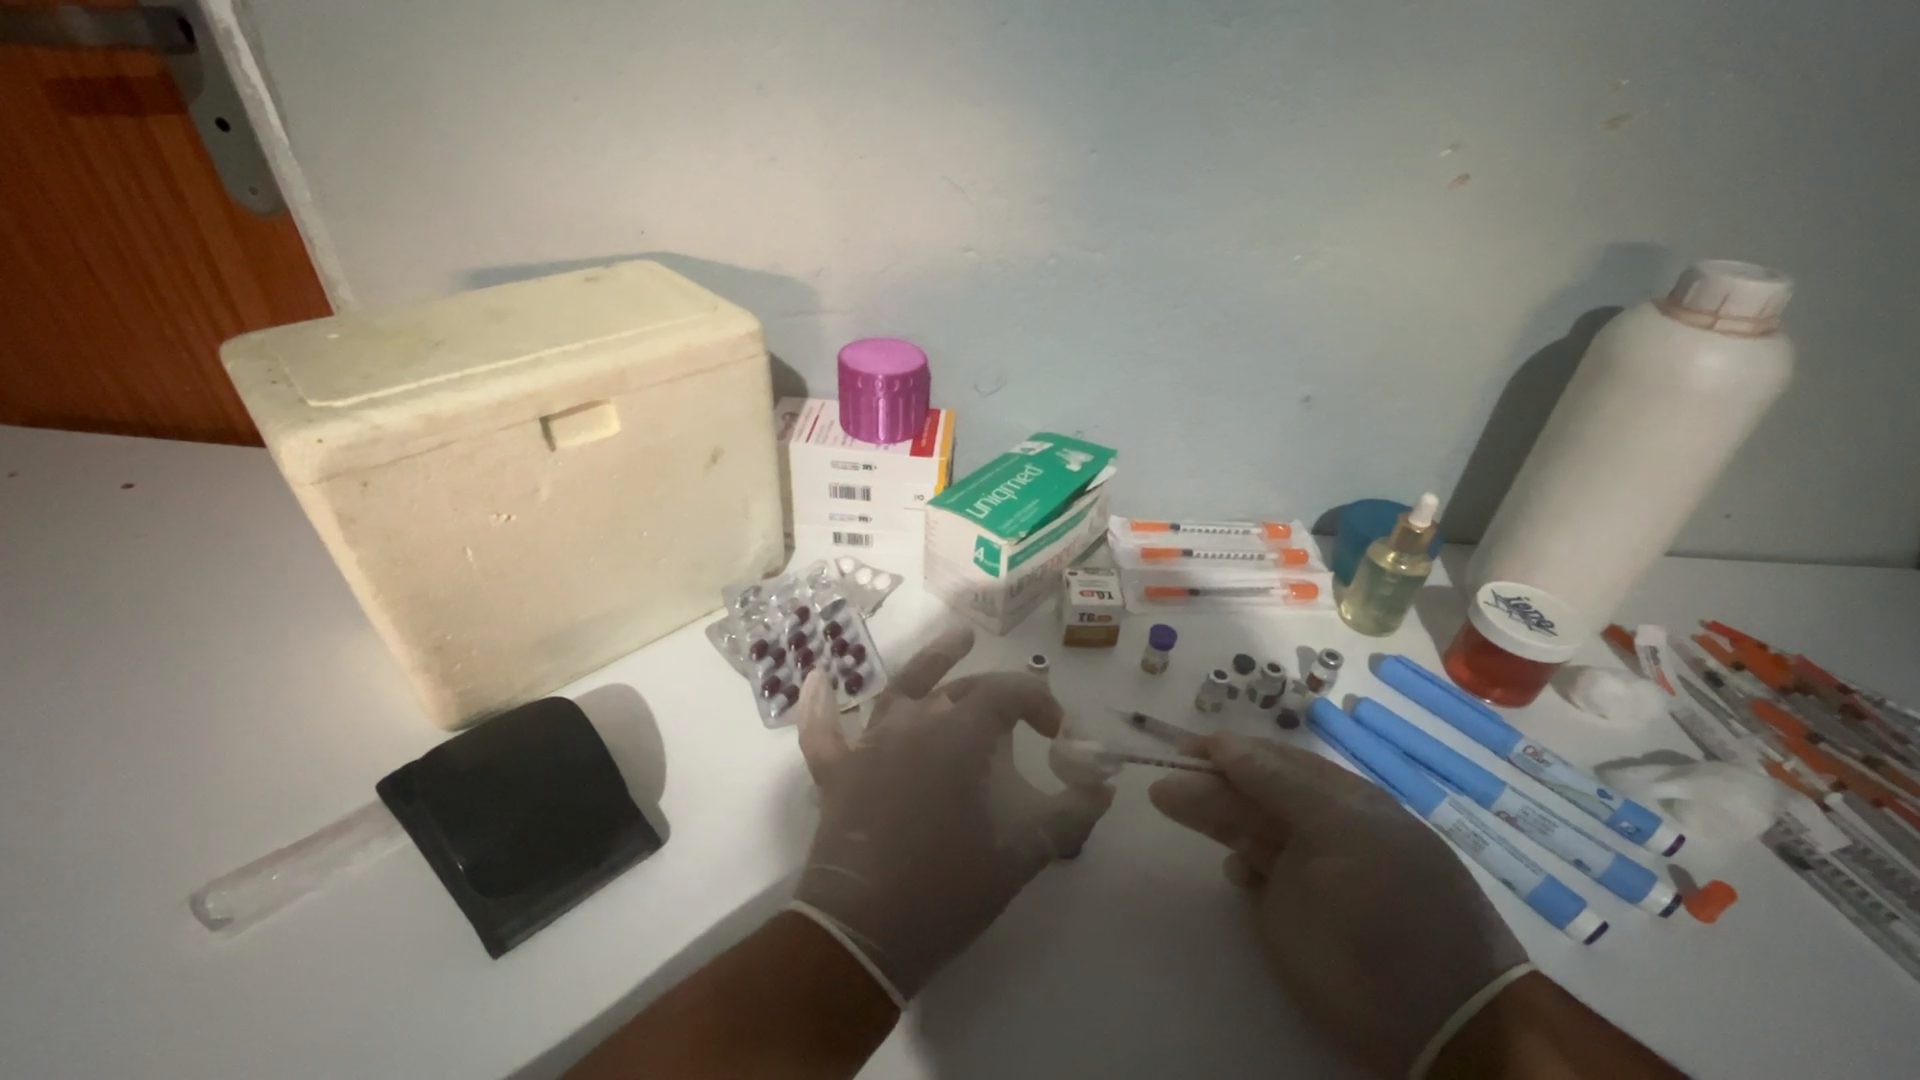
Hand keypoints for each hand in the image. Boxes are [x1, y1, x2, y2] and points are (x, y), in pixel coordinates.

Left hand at [788, 626, 1114, 1004]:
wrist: (871, 929)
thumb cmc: (956, 883)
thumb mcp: (1031, 847)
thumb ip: (1075, 808)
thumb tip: (1104, 783)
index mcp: (965, 729)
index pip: (1013, 691)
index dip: (1044, 705)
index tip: (1060, 740)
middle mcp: (917, 721)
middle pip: (963, 688)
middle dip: (999, 698)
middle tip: (1022, 722)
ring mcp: (872, 742)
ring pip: (903, 688)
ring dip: (932, 662)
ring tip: (957, 640)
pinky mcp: (838, 771)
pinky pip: (823, 729)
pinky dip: (820, 703)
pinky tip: (817, 676)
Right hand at [1150, 733, 1529, 1077]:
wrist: (1435, 1018)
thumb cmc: (1388, 909)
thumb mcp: (1342, 830)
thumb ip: (1281, 784)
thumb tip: (1225, 743)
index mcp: (1344, 801)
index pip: (1277, 761)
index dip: (1233, 751)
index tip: (1189, 750)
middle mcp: (1321, 828)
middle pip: (1255, 793)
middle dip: (1211, 783)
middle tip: (1165, 782)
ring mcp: (1306, 872)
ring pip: (1248, 829)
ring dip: (1210, 814)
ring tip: (1167, 802)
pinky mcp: (1289, 914)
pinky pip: (1254, 874)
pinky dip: (1238, 864)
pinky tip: (1232, 870)